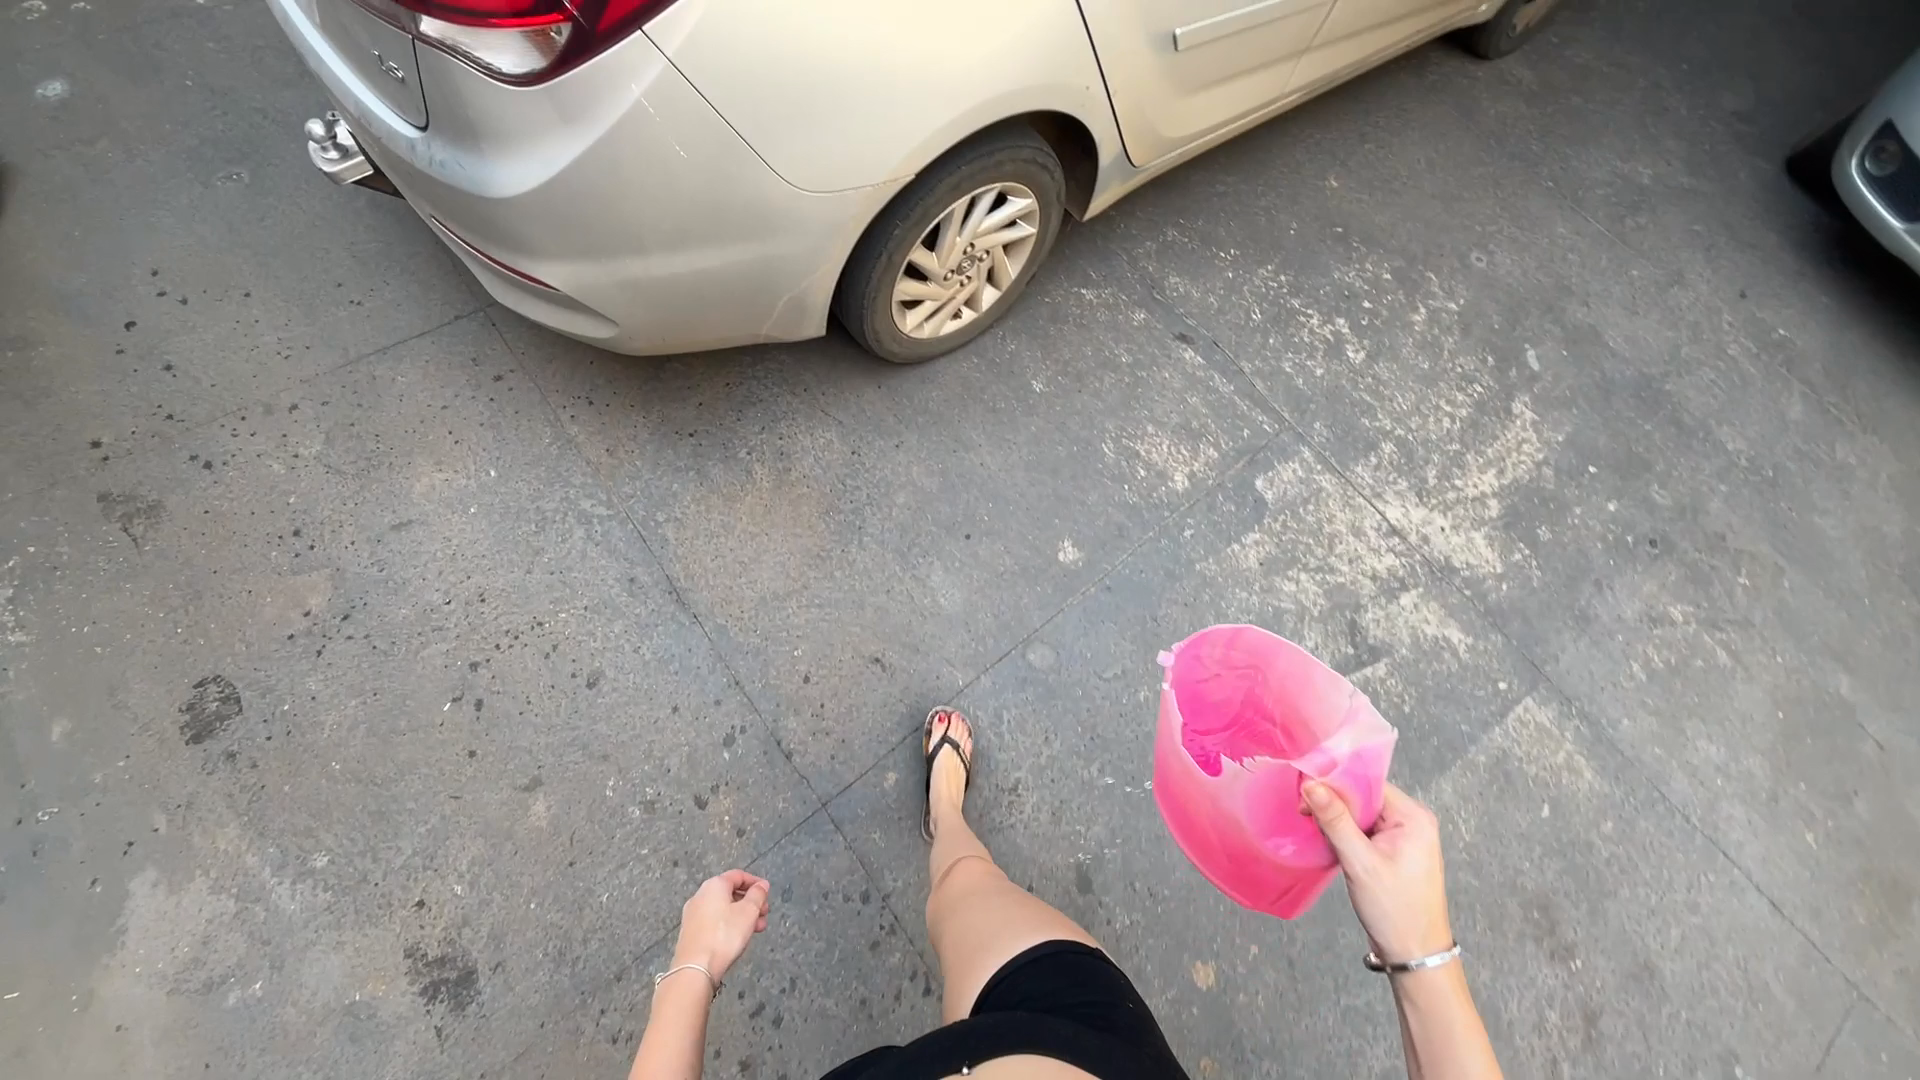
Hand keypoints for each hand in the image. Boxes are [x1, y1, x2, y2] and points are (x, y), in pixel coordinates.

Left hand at [672, 870, 771, 982]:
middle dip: (750, 902)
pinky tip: (738, 938)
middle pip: (730, 892)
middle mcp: (700, 896)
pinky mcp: (690, 932)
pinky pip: (713, 921)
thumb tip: (761, 885)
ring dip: (742, 915)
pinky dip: (728, 924)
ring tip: (756, 929)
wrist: (695, 969)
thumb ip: (758, 894)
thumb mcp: (749, 911)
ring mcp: (692, 914)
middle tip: (764, 914)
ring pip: (723, 908)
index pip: (738, 875)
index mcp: (714, 885)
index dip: (755, 882)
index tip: (767, 893)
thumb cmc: (724, 936)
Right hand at [1302, 780, 1452, 963]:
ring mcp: (1404, 836)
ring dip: (1336, 818)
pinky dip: (1343, 831)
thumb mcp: (1360, 862)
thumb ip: (1335, 820)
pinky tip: (1328, 840)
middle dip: (1333, 802)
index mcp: (1413, 817)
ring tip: (1314, 827)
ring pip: (1360, 812)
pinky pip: (1363, 828)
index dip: (1334, 784)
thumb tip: (1310, 783)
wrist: (1415, 956)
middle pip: (1363, 795)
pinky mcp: (1393, 850)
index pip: (1367, 783)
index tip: (1304, 795)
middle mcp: (1412, 820)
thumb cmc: (1393, 909)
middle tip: (1304, 812)